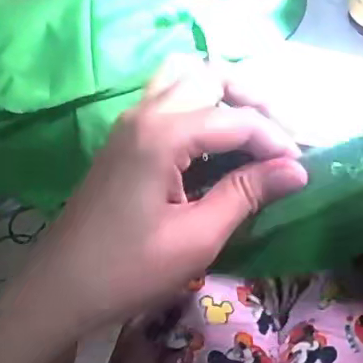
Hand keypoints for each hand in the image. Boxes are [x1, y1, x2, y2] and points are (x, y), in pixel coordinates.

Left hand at [15, 57, 308, 331]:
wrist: (61, 288)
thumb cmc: (128, 270)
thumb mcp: (196, 238)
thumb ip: (246, 194)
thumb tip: (297, 170)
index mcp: (163, 135)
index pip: (236, 119)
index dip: (276, 140)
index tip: (302, 169)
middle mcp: (145, 113)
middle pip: (212, 76)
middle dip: (254, 101)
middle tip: (280, 141)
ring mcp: (130, 120)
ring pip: (186, 75)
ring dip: (224, 92)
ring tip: (251, 129)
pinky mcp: (124, 135)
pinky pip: (167, 93)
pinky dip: (198, 99)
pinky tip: (215, 134)